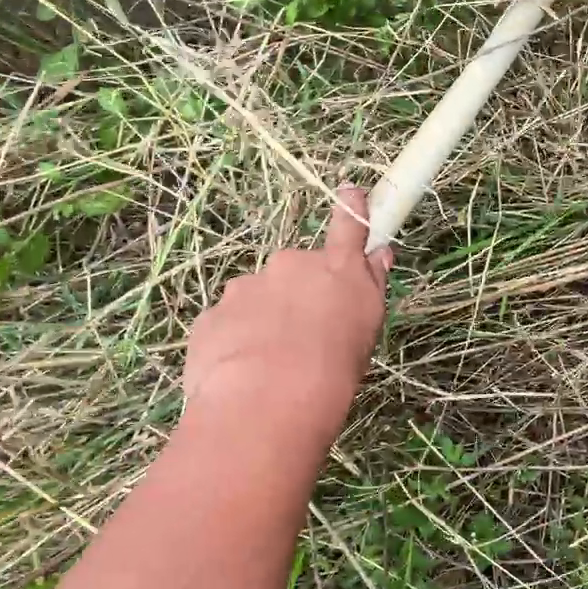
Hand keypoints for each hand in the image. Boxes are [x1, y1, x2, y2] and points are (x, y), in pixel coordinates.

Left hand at [183, 186, 390, 436]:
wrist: (268, 396)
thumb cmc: (336, 361)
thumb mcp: (369, 323)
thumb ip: (371, 284)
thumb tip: (378, 256)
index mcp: (337, 266)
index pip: (349, 227)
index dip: (352, 208)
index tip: (351, 191)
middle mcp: (290, 265)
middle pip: (297, 270)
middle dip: (300, 290)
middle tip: (309, 329)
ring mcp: (245, 289)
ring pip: (260, 297)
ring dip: (267, 317)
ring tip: (274, 359)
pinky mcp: (209, 317)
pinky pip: (228, 322)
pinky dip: (238, 338)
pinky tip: (247, 368)